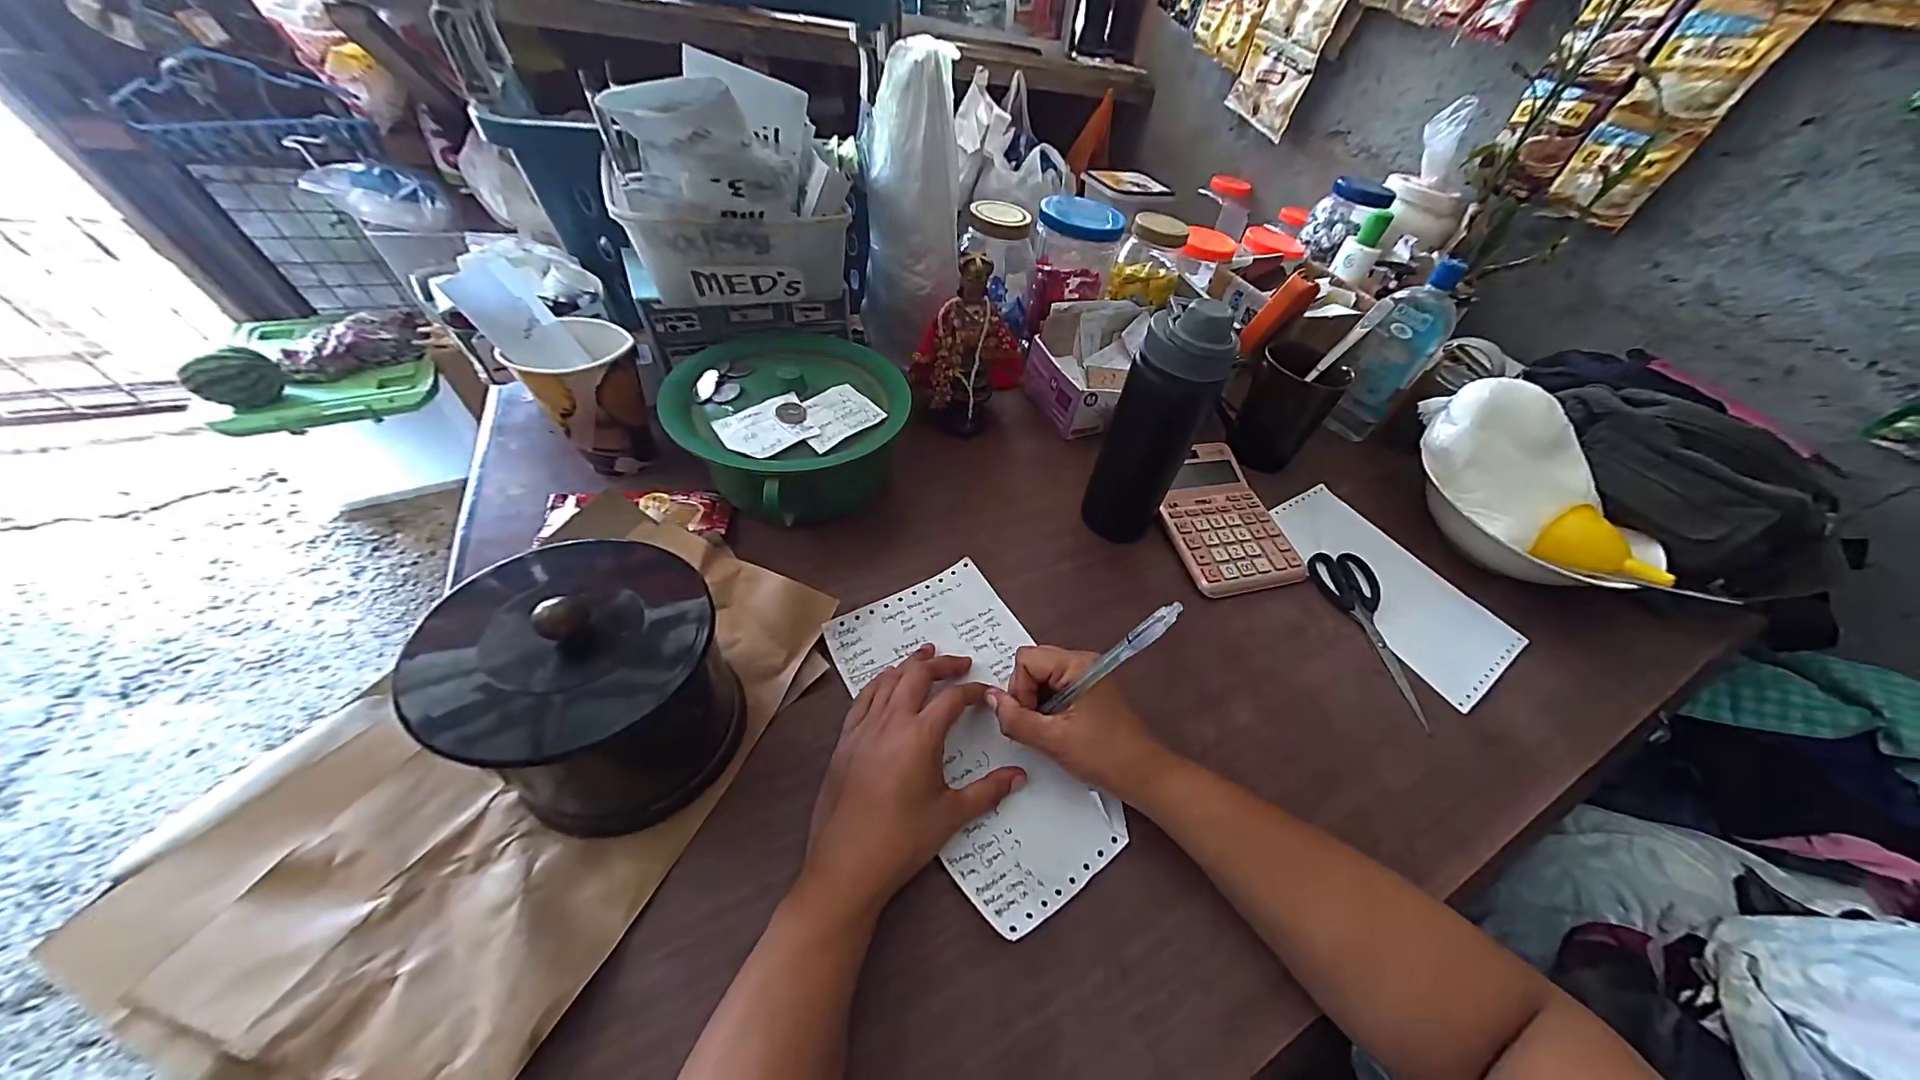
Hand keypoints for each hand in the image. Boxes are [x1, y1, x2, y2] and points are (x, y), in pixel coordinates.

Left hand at [802, 644, 1026, 917]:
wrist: (846, 865)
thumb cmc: (900, 841)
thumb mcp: (950, 815)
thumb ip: (988, 791)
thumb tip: (1018, 777)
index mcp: (919, 736)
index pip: (952, 699)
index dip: (973, 691)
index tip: (986, 693)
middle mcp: (889, 723)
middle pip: (916, 675)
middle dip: (941, 664)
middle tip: (960, 663)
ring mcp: (863, 730)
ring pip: (886, 681)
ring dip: (908, 666)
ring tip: (924, 658)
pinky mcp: (845, 741)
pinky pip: (863, 699)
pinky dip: (879, 684)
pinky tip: (885, 686)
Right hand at [987, 645, 1177, 801]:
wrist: (1142, 775)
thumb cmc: (1107, 756)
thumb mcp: (1052, 739)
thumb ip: (1015, 718)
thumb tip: (992, 699)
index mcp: (1078, 665)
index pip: (1026, 659)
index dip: (1019, 688)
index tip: (1028, 716)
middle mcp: (1083, 663)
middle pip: (1032, 665)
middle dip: (1025, 695)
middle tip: (1037, 724)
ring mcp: (1086, 676)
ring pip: (1041, 678)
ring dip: (1036, 703)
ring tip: (1049, 730)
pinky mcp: (1087, 690)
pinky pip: (1054, 688)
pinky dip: (1047, 707)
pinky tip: (1056, 729)